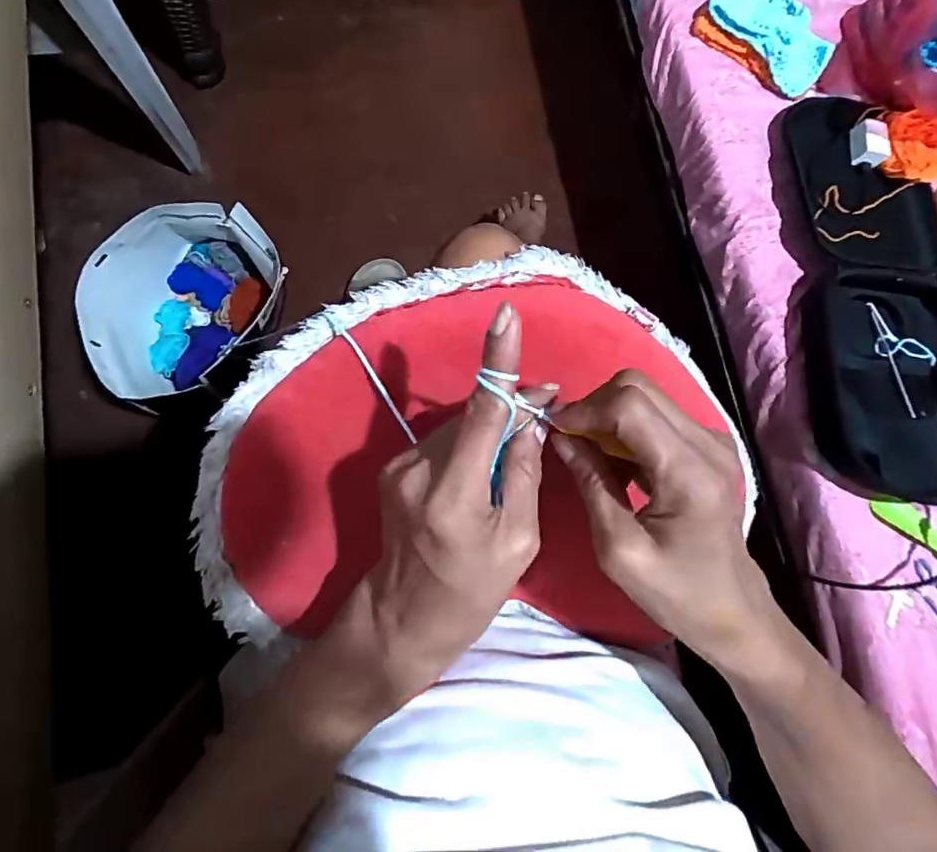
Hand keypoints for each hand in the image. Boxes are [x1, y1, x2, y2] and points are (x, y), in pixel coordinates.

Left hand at [320, 301, 553, 716]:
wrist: (398, 621)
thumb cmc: (469, 593)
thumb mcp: (516, 543)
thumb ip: (524, 475)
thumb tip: (531, 423)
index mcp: (455, 493)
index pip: (483, 412)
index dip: (498, 361)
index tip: (506, 315)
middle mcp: (420, 469)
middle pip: (474, 416)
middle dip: (509, 410)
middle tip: (543, 411)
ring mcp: (400, 466)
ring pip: (458, 427)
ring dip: (487, 431)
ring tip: (506, 464)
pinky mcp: (392, 468)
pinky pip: (443, 442)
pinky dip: (467, 446)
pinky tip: (478, 474)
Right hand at [550, 371, 783, 669]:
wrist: (732, 612)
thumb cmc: (676, 592)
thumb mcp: (618, 550)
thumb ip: (591, 484)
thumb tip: (561, 436)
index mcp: (690, 471)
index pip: (630, 406)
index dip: (585, 410)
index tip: (554, 429)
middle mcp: (708, 443)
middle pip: (639, 388)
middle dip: (595, 406)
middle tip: (569, 438)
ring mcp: (714, 440)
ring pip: (648, 396)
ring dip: (609, 415)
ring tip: (588, 451)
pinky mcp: (710, 445)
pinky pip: (659, 414)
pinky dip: (627, 427)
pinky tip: (615, 461)